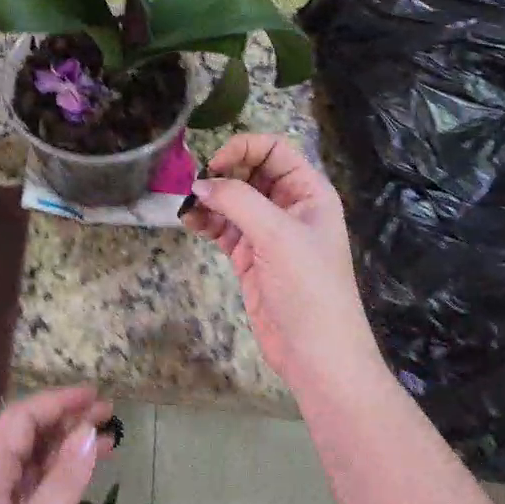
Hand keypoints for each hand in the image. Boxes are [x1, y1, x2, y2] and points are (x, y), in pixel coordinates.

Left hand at [0, 387, 113, 503]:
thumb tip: (90, 432)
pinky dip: (63, 473)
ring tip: (108, 436)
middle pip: (28, 434)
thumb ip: (63, 483)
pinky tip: (88, 468)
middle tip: (110, 412)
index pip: (21, 419)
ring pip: (35, 459)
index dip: (58, 401)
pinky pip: (36, 485)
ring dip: (69, 444)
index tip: (95, 394)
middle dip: (67, 419)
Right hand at [182, 134, 379, 394]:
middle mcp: (290, 207)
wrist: (317, 354)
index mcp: (309, 192)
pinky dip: (206, 221)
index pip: (274, 150)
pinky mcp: (251, 257)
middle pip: (250, 172)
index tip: (214, 165)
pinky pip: (224, 227)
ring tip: (187, 207)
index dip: (243, 149)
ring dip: (209, 199)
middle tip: (195, 186)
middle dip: (221, 174)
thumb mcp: (276, 235)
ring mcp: (269, 233)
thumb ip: (237, 201)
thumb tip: (199, 184)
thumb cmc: (308, 287)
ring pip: (233, 200)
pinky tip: (190, 222)